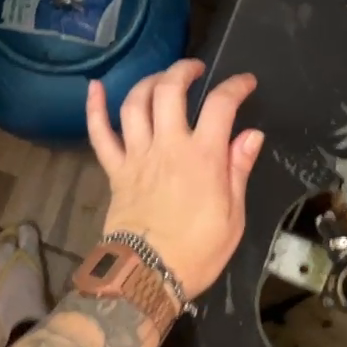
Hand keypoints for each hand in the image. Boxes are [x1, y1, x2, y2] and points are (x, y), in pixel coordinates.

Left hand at [86, 59, 263, 297]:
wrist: (146, 278)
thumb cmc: (197, 251)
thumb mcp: (233, 216)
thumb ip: (238, 169)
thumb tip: (250, 134)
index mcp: (202, 156)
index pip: (221, 105)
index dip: (235, 86)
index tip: (245, 82)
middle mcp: (167, 146)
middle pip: (169, 91)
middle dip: (183, 70)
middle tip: (195, 69)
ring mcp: (137, 156)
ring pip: (135, 104)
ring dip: (148, 82)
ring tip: (161, 78)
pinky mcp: (115, 170)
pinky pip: (100, 134)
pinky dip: (95, 108)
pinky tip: (96, 88)